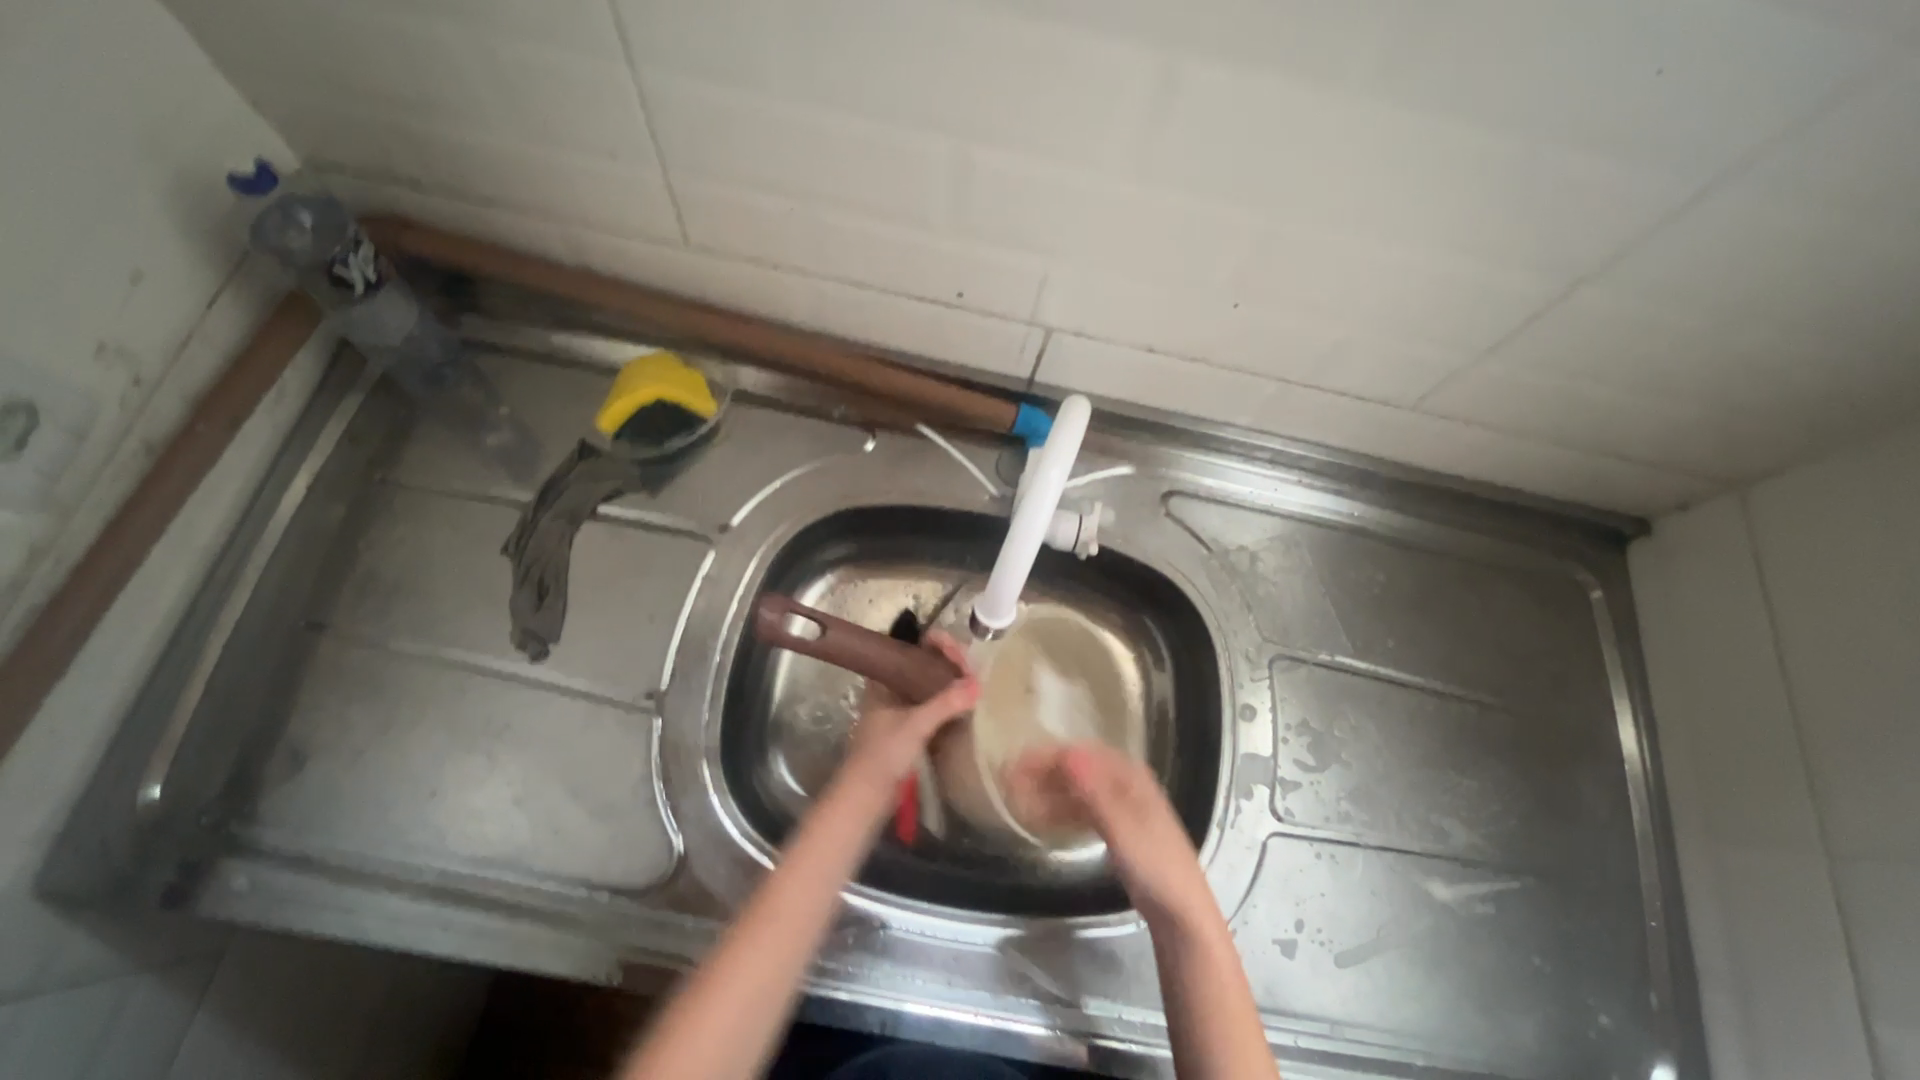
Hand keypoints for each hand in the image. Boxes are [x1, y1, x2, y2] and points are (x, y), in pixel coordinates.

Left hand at [843, 630, 978, 792]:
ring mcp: (902, 705)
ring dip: (951, 680)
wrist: (866, 794)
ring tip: (975, 684)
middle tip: (973, 671)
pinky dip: (950, 699)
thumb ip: (945, 704)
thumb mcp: (915, 725)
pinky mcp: (911, 724)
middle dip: (950, 661)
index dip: (937, 642)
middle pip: (925, 660)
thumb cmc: (882, 754)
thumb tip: (977, 684)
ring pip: (931, 681)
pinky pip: (934, 702)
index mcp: (885, 676)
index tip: (958, 653)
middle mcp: (892, 685)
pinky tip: (967, 703)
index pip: (912, 643)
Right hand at [1005, 742, 1214, 924]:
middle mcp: (1127, 784)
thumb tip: (1066, 754)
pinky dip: (1063, 811)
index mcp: (1130, 776)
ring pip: (1079, 789)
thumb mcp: (1123, 827)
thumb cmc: (1154, 866)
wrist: (1181, 912)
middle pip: (1078, 768)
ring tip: (1020, 801)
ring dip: (1050, 791)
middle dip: (1044, 772)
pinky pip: (1083, 809)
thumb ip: (1094, 791)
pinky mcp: (1119, 830)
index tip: (1014, 765)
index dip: (1047, 756)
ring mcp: (1123, 807)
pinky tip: (1044, 821)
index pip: (1080, 754)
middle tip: (1010, 783)